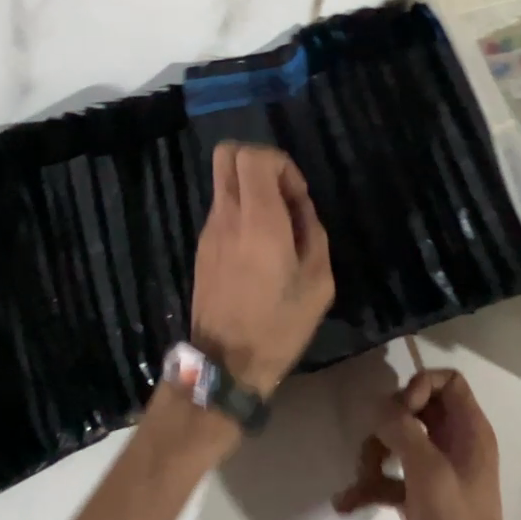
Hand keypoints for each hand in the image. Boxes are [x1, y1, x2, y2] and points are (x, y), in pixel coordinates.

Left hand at [192, 143, 334, 394]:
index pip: (253, 156)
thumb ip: (312, 233)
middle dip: (259, 163)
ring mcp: (209, 231)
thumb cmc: (279, 325)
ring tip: (277, 230)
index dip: (281, 164)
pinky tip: (260, 250)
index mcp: (258, 220)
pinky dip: (242, 213)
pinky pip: (222, 210)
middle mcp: (227, 216)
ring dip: (251, 190)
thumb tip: (300, 209)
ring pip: (223, 183)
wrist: (225, 364)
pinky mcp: (202, 248)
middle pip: (227, 155)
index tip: (297, 197)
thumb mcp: (318, 282)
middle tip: (282, 196)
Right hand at [333, 370, 519, 519]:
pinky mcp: (418, 500)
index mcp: (470, 432)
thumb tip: (379, 405)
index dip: (421, 386)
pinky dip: (369, 486)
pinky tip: (346, 502)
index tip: (400, 408)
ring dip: (373, 456)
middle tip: (376, 441)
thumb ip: (403, 430)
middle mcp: (455, 446)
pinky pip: (388, 478)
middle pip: (417, 409)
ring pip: (397, 442)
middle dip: (388, 423)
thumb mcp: (429, 472)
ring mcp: (436, 473)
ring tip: (361, 478)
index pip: (448, 382)